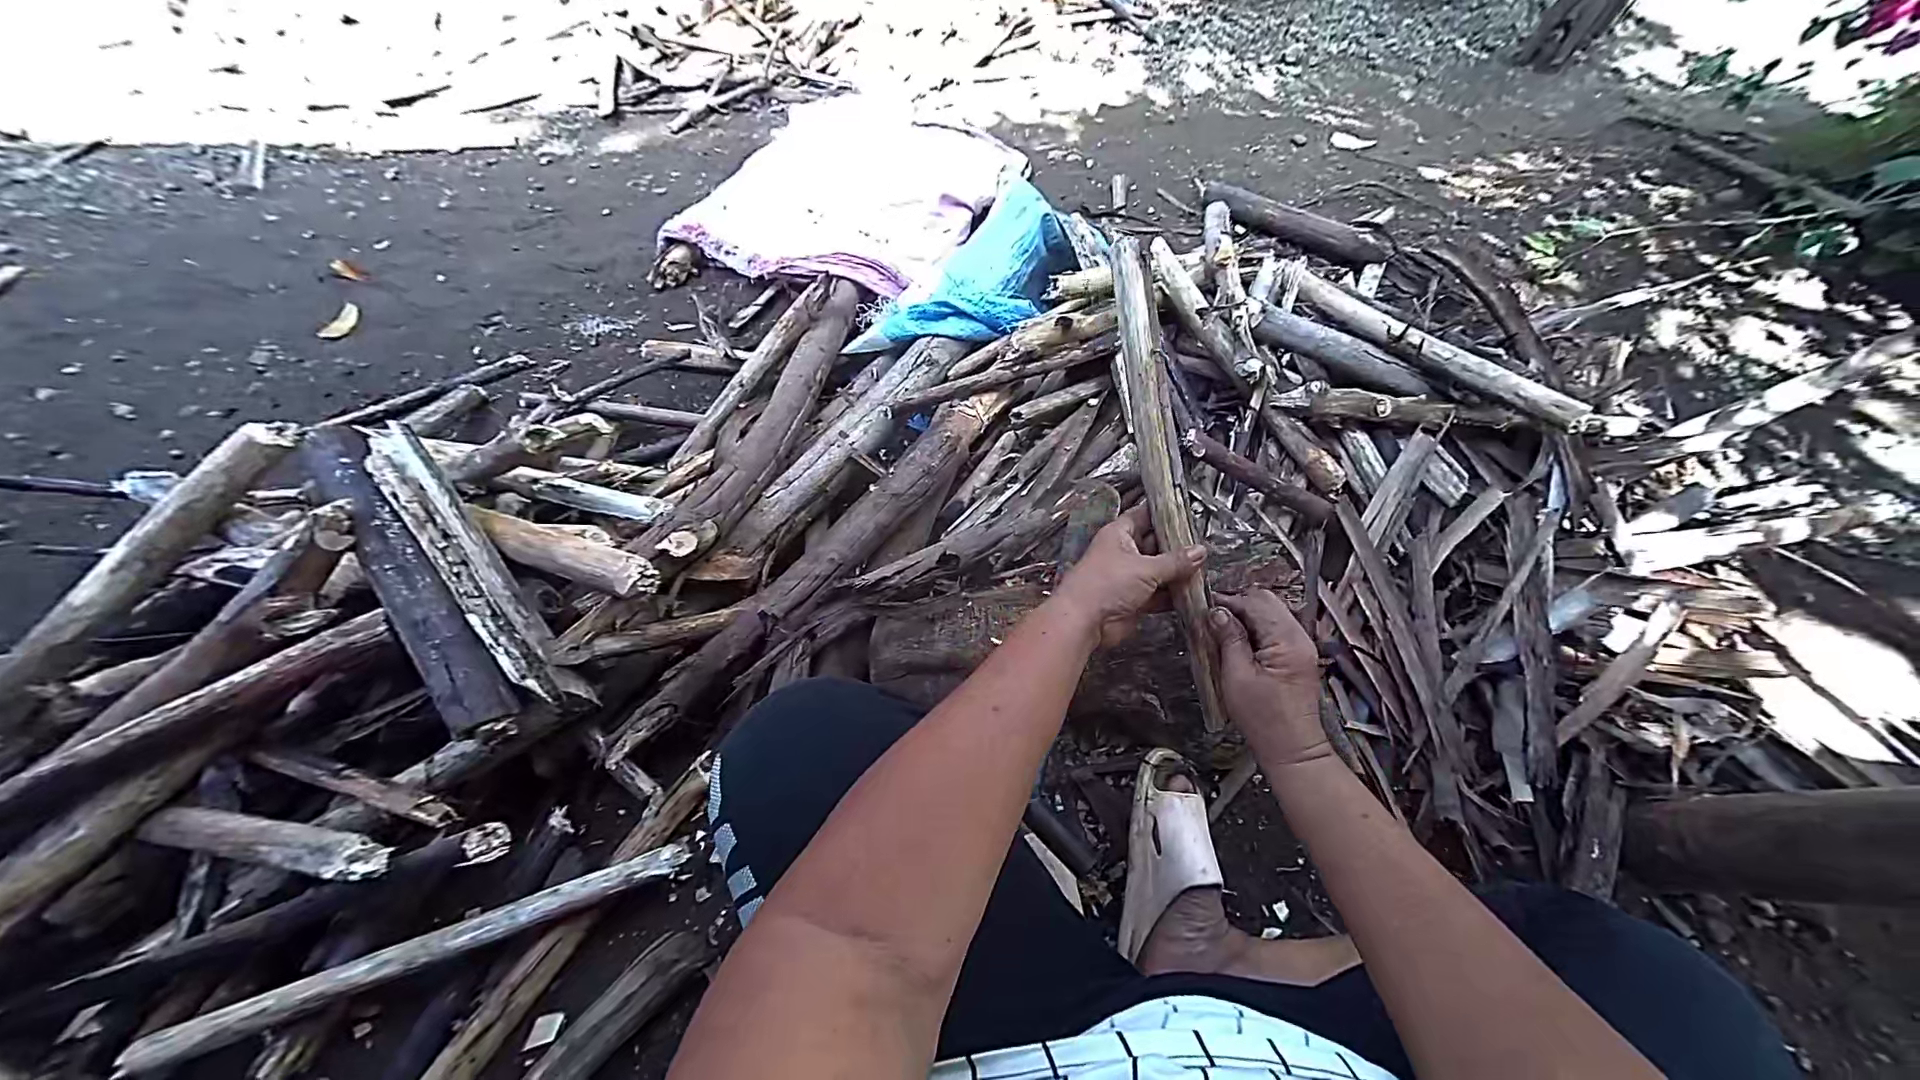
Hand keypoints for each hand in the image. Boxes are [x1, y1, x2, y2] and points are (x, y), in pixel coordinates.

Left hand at [1053, 504, 1205, 646]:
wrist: (1084, 621)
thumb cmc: (1101, 586)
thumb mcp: (1145, 567)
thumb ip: (1175, 561)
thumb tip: (1197, 552)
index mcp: (1118, 535)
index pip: (1144, 516)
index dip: (1163, 515)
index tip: (1185, 513)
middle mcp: (1122, 554)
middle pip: (1155, 545)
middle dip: (1176, 547)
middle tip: (1200, 547)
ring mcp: (1128, 578)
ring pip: (1159, 571)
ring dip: (1177, 573)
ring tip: (1201, 569)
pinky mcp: (1133, 600)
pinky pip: (1158, 594)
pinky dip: (1172, 594)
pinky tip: (1189, 593)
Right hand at [1208, 590, 1330, 766]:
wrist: (1291, 748)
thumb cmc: (1265, 719)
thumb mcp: (1236, 676)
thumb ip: (1228, 639)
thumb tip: (1217, 613)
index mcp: (1287, 641)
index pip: (1254, 603)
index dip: (1227, 602)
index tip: (1205, 608)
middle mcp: (1300, 638)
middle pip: (1266, 601)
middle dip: (1236, 605)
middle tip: (1211, 617)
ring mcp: (1301, 646)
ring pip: (1270, 612)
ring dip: (1245, 616)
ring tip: (1221, 630)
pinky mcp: (1297, 655)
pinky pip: (1274, 628)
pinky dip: (1254, 628)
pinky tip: (1238, 641)